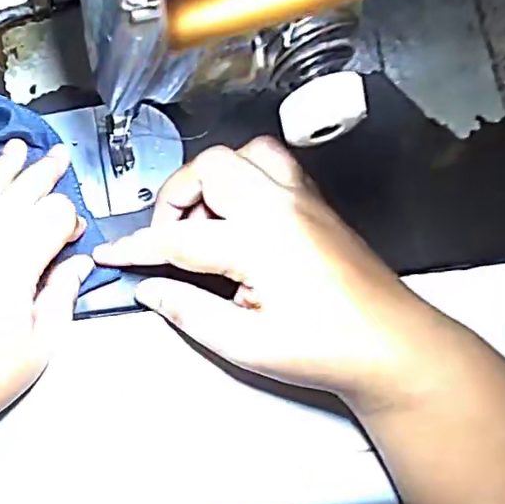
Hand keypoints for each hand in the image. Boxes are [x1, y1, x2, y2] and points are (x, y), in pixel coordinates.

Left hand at [0, 140, 92, 441]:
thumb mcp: (39, 344)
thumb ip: (61, 295)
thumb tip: (76, 267)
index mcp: (16, 261)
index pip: (51, 217)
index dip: (69, 220)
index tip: (76, 235)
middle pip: (18, 195)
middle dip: (42, 176)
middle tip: (59, 159)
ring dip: (0, 171)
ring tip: (18, 150)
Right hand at [93, 137, 474, 413]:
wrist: (390, 346)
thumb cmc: (329, 348)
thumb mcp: (243, 343)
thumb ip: (188, 311)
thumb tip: (151, 290)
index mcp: (260, 240)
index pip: (178, 237)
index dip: (135, 247)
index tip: (113, 253)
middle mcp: (282, 207)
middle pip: (207, 170)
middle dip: (173, 201)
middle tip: (165, 241)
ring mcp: (303, 200)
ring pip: (242, 156)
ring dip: (210, 183)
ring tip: (201, 224)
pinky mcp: (316, 205)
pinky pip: (272, 166)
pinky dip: (242, 180)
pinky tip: (236, 219)